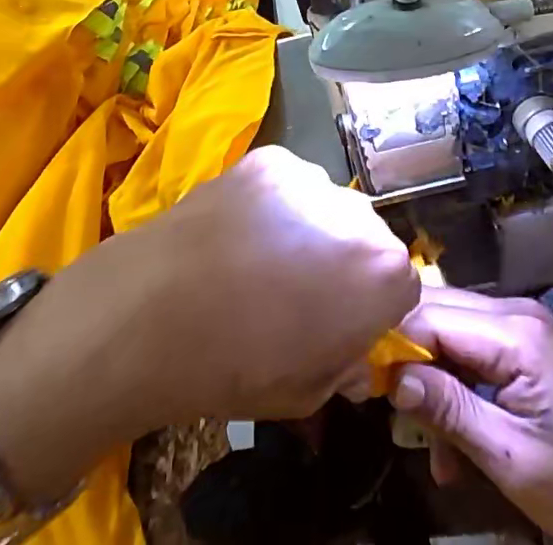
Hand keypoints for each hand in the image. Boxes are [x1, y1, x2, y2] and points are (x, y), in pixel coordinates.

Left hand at [121, 145, 421, 420]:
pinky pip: (287, 182)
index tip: (339, 321)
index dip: (371, 308)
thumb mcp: (306, 393)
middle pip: (367, 238)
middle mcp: (358, 215)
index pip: (402, 286)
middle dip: (345, 262)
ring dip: (309, 227)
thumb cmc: (235, 365)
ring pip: (326, 205)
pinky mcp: (267, 159)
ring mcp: (309, 178)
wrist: (151, 311)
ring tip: (260, 255)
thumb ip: (346, 368)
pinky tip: (238, 229)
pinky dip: (273, 202)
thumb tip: (353, 356)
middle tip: (297, 289)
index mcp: (383, 274)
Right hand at [391, 288, 552, 544]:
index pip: (429, 318)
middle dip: (409, 364)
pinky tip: (455, 447)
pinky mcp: (526, 349)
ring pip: (449, 336)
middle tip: (391, 413)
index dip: (392, 349)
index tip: (367, 389)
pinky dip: (456, 392)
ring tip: (433, 451)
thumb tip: (392, 378)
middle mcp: (515, 313)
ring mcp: (522, 329)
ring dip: (432, 386)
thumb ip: (450, 411)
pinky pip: (472, 355)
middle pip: (436, 316)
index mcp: (515, 332)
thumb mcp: (513, 459)